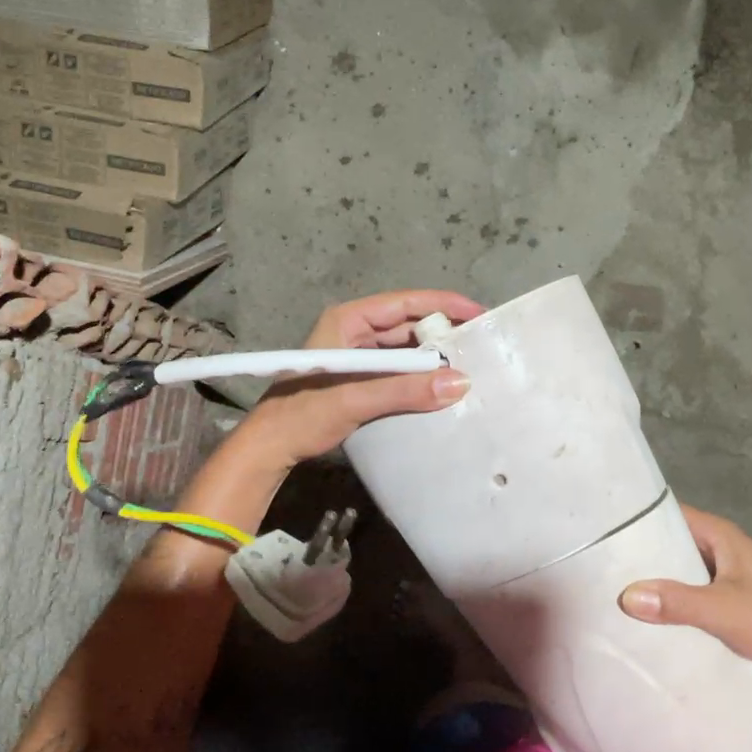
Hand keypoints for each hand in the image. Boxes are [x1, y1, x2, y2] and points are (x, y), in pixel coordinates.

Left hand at [233, 290, 484, 471]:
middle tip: (482, 343)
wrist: (269, 448)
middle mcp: (354, 332)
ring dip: (433, 357)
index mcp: (347, 321)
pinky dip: (420, 376)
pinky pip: (398, 371)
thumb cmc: (302, 415)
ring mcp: (357, 356)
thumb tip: (460, 383)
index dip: (442, 305)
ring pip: (405, 349)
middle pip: (407, 325)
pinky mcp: (360, 380)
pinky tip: (442, 387)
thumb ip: (404, 391)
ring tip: (470, 364)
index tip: (479, 314)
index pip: (403, 303)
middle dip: (443, 332)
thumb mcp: (354, 400)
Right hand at [617, 505, 751, 675]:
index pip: (669, 513)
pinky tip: (650, 613)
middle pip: (672, 541)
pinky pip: (692, 588)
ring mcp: (729, 574)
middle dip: (640, 550)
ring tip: (614, 586)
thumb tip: (624, 595)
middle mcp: (723, 548)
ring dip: (656, 576)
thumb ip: (676, 602)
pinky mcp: (732, 598)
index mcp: (721, 536)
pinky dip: (672, 596)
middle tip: (598, 561)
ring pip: (681, 567)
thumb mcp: (722, 610)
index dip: (637, 518)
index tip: (602, 527)